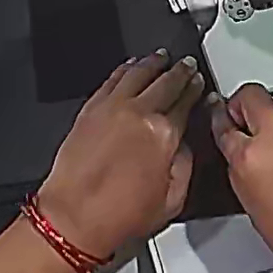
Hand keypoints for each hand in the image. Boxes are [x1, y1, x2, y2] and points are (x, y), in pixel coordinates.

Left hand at [35, 51, 204, 260]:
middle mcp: (138, 114)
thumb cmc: (117, 213)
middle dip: (180, 71)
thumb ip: (184, 165)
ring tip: (161, 56)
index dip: (195, 90)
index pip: (185, 102)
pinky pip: (111, 79)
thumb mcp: (171, 200)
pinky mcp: (90, 108)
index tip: (199, 84)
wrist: (74, 215)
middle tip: (187, 65)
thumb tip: (184, 147)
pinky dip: (124, 69)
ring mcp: (111, 107)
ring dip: (153, 62)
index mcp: (163, 135)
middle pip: (165, 82)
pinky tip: (130, 66)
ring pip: (137, 73)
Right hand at [211, 84, 272, 272]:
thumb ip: (241, 174)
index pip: (224, 123)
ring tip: (267, 154)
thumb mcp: (254, 211)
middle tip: (237, 122)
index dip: (219, 122)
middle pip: (251, 96)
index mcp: (250, 158)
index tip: (219, 123)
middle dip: (240, 105)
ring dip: (267, 125)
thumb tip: (238, 161)